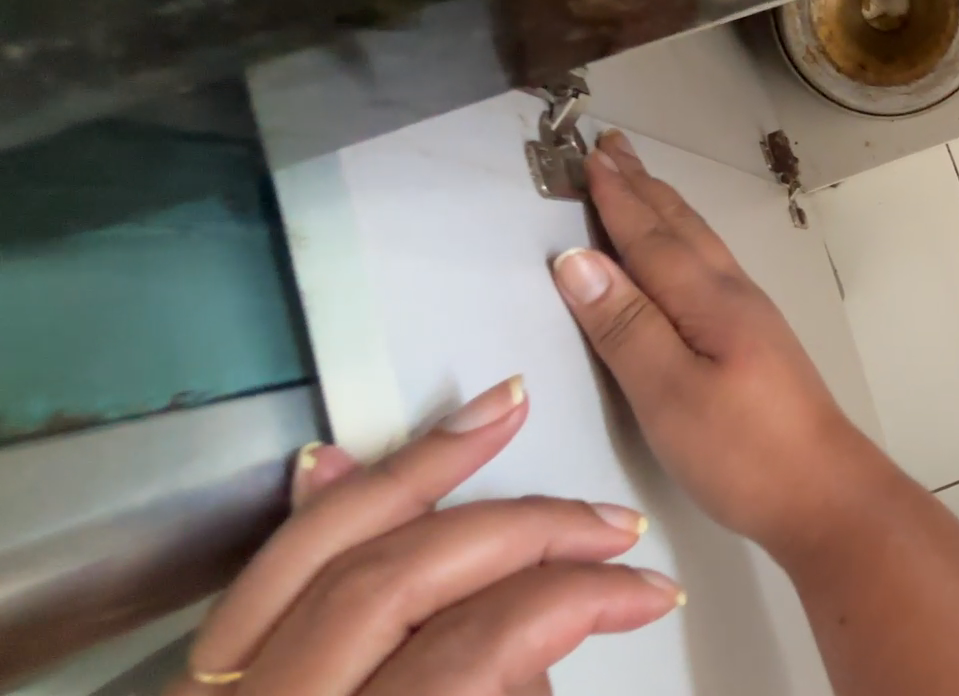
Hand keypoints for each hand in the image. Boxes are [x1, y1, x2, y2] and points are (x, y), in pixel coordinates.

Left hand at [169, 378, 681, 695]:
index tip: (645, 593)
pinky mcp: (194, 687)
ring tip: (506, 410)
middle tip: (611, 526)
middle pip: (405, 576)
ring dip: (428, 460)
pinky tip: (347, 457)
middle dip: (532, 529)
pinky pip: (256, 576)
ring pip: (322, 546)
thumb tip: (540, 640)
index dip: (573, 600)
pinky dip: (316, 507)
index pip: (471, 649)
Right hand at [550, 130, 884, 555]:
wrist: (825, 490)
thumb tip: (579, 260)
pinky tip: (688, 254)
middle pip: (683, 229)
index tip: (593, 153)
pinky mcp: (760, 340)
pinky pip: (713, 268)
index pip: (652, 237)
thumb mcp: (671, 394)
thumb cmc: (744, 450)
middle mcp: (734, 296)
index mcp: (710, 301)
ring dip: (669, 210)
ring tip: (645, 185)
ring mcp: (753, 316)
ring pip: (703, 246)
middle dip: (645, 187)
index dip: (619, 196)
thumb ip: (627, 327)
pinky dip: (688, 243)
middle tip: (616, 148)